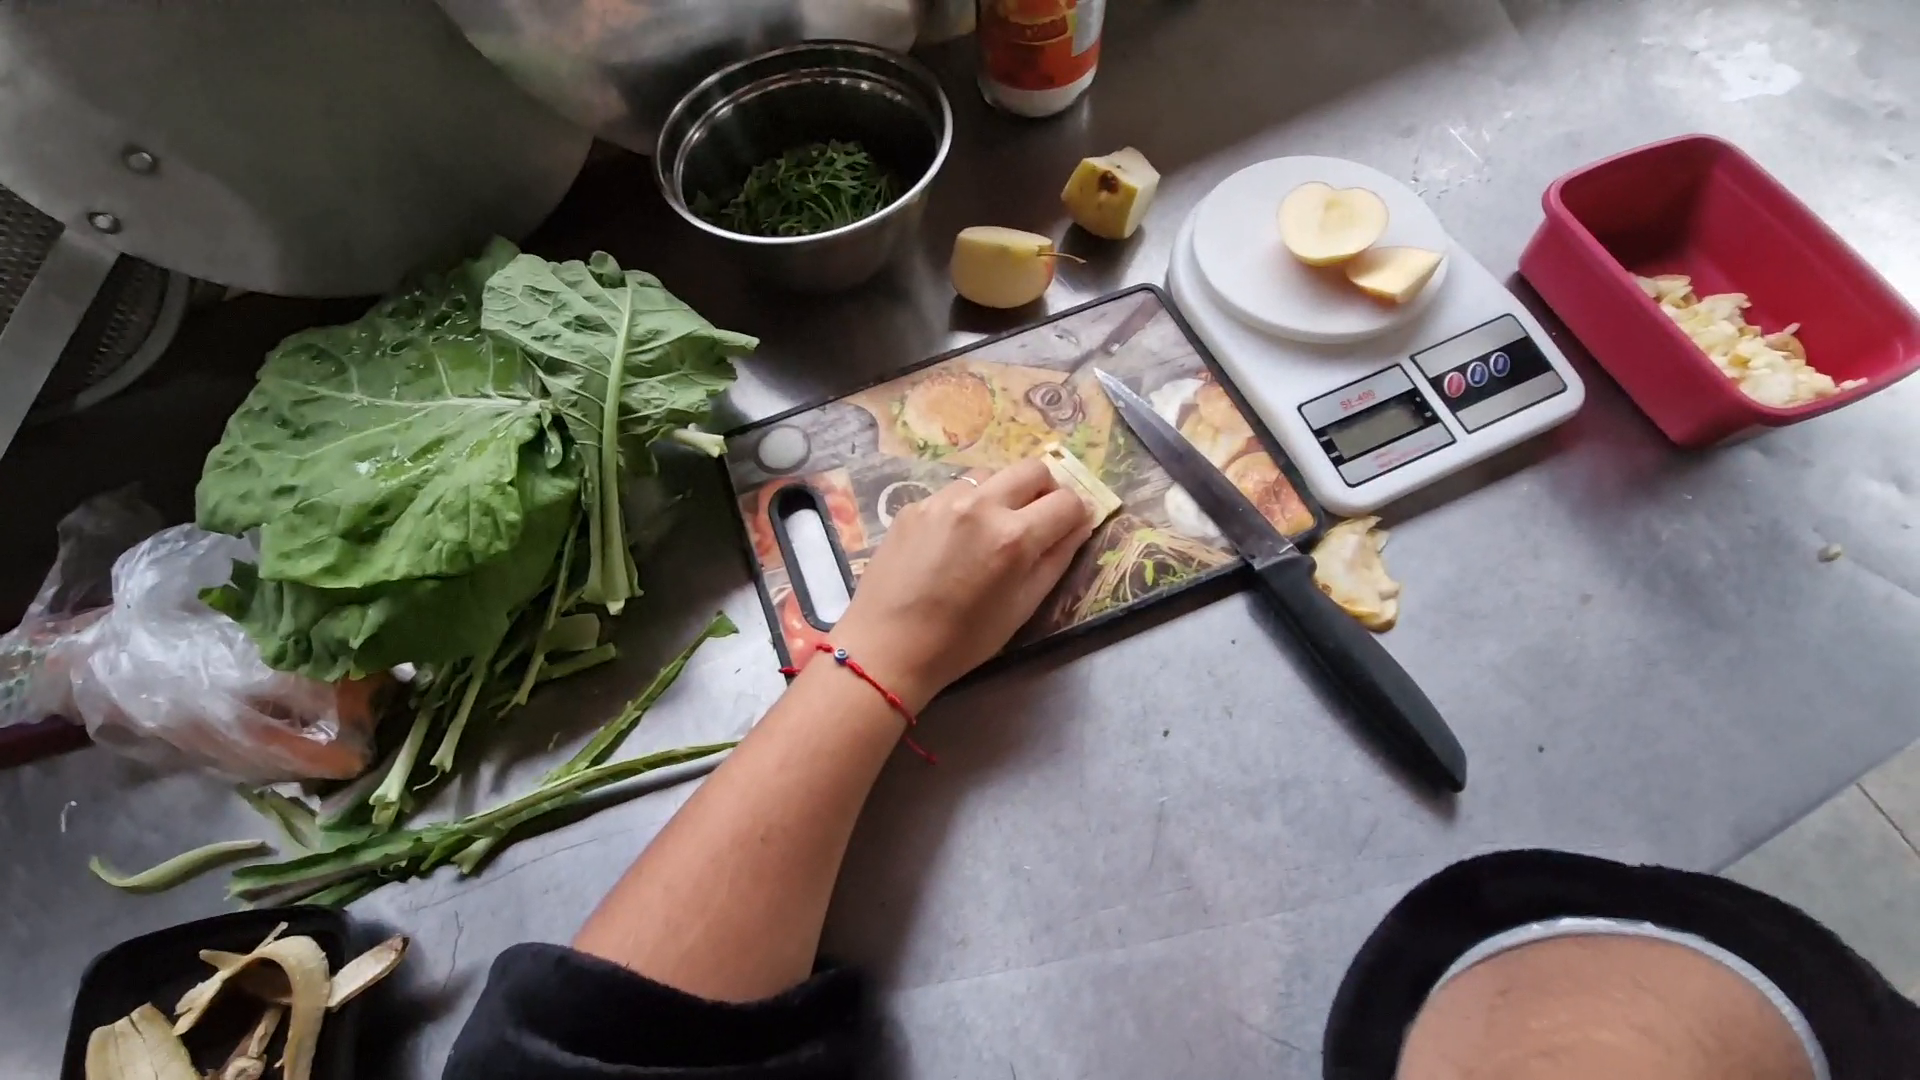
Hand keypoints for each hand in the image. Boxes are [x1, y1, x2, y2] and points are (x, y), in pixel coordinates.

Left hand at [830, 459, 1094, 710]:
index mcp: (1014, 537)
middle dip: (1045, 489)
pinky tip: (952, 542)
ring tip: (990, 530)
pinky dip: (966, 507)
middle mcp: (981, 505)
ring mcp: (942, 500)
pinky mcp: (914, 505)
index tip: (1069, 527)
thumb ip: (1056, 560)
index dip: (1076, 514)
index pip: (1066, 501)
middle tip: (1037, 518)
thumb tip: (1079, 525)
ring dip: (1003, 494)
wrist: (888, 647)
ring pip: (991, 475)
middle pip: (1032, 469)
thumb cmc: (963, 640)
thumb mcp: (1022, 607)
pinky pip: (954, 491)